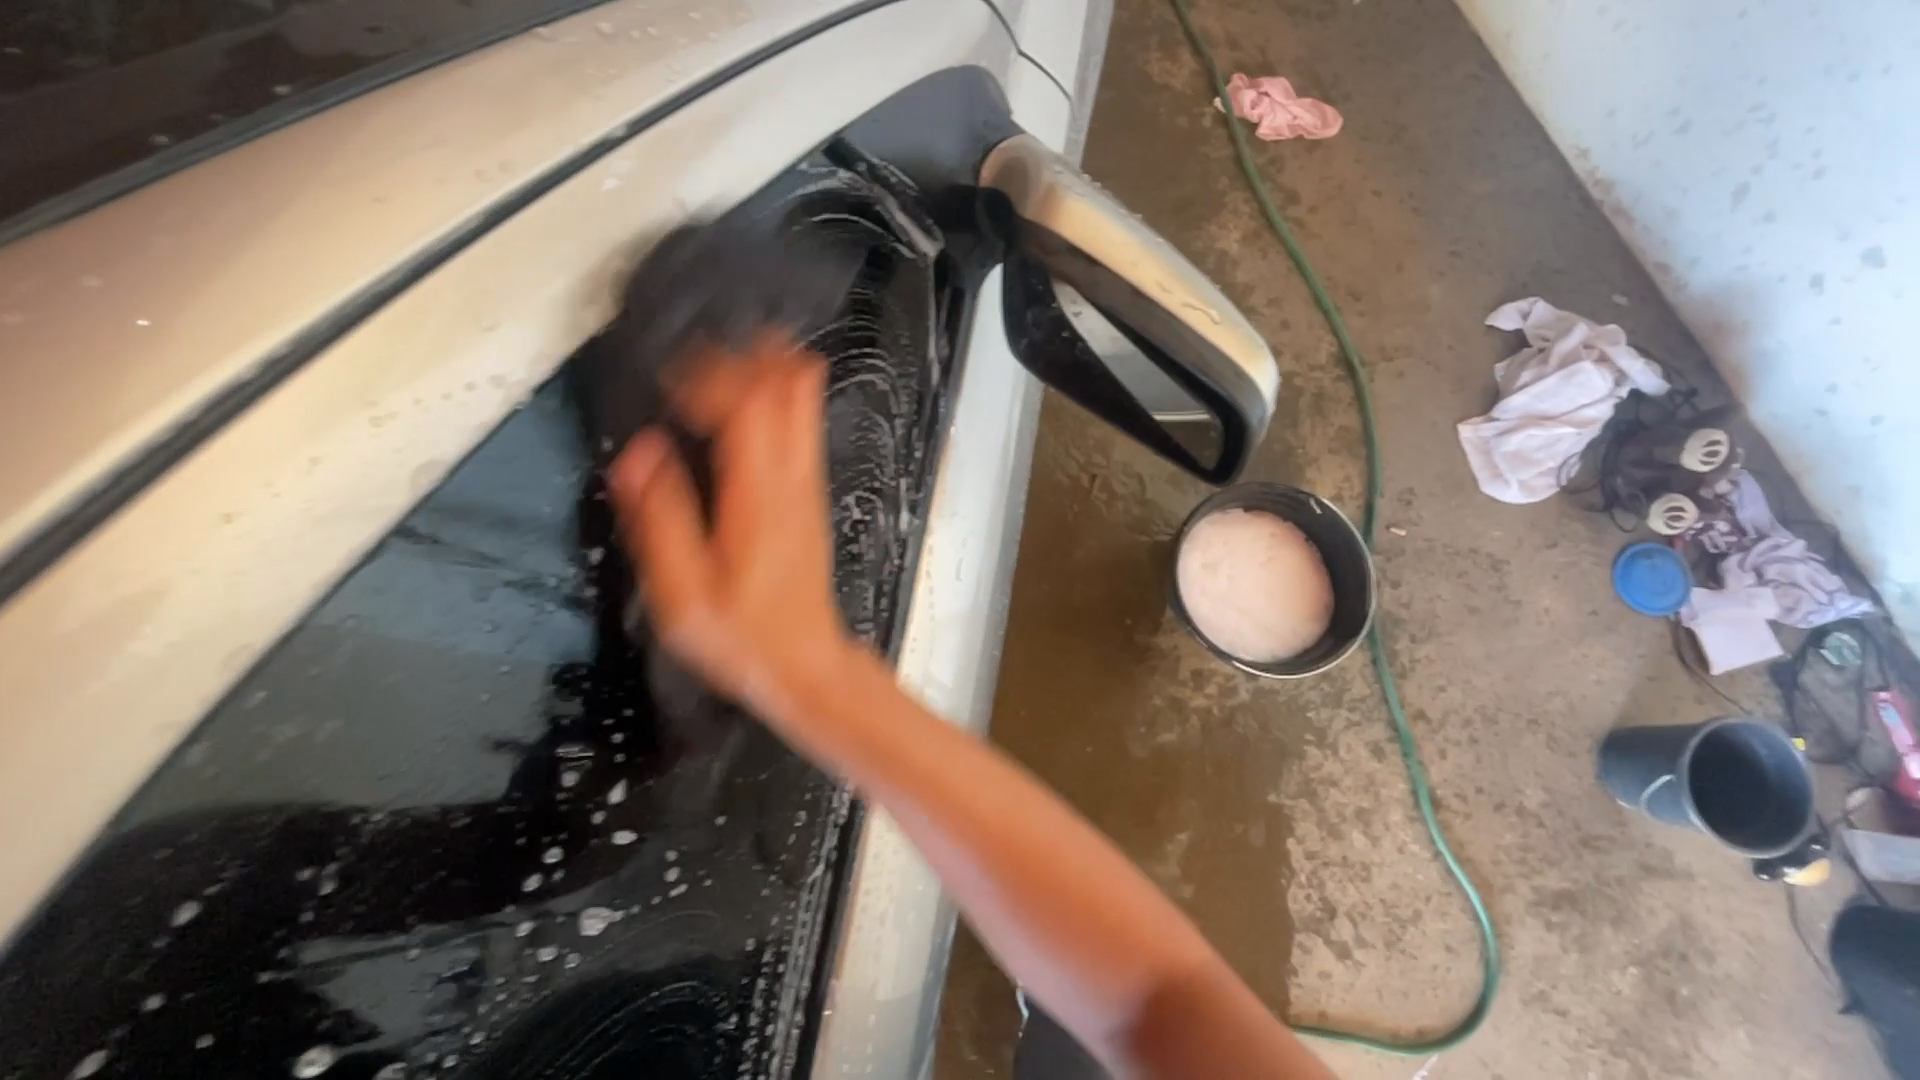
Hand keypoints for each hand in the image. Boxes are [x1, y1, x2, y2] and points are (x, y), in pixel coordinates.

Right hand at [607, 337, 856, 727]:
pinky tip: (778, 387)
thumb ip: (660, 520)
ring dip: (777, 369)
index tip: (675, 370)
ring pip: (803, 408)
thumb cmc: (744, 637)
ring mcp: (807, 488)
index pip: (743, 408)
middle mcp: (789, 483)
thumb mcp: (683, 593)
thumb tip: (640, 457)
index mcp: (755, 498)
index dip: (711, 376)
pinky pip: (808, 431)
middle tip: (716, 337)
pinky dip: (791, 398)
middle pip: (783, 395)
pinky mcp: (811, 499)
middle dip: (750, 357)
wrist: (806, 664)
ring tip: (751, 339)